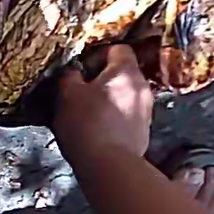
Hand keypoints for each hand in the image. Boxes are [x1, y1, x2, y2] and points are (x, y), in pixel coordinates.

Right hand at [54, 45, 152, 163]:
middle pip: (122, 74)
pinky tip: (97, 131)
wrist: (109, 165)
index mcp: (125, 71)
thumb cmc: (87, 124)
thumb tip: (73, 73)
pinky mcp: (143, 132)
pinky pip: (126, 117)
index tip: (82, 69)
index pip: (118, 49)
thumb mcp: (67, 95)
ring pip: (124, 96)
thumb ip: (70, 77)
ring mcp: (146, 111)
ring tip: (87, 115)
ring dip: (108, 101)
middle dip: (102, 81)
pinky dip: (113, 119)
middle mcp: (141, 87)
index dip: (98, 55)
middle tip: (80, 93)